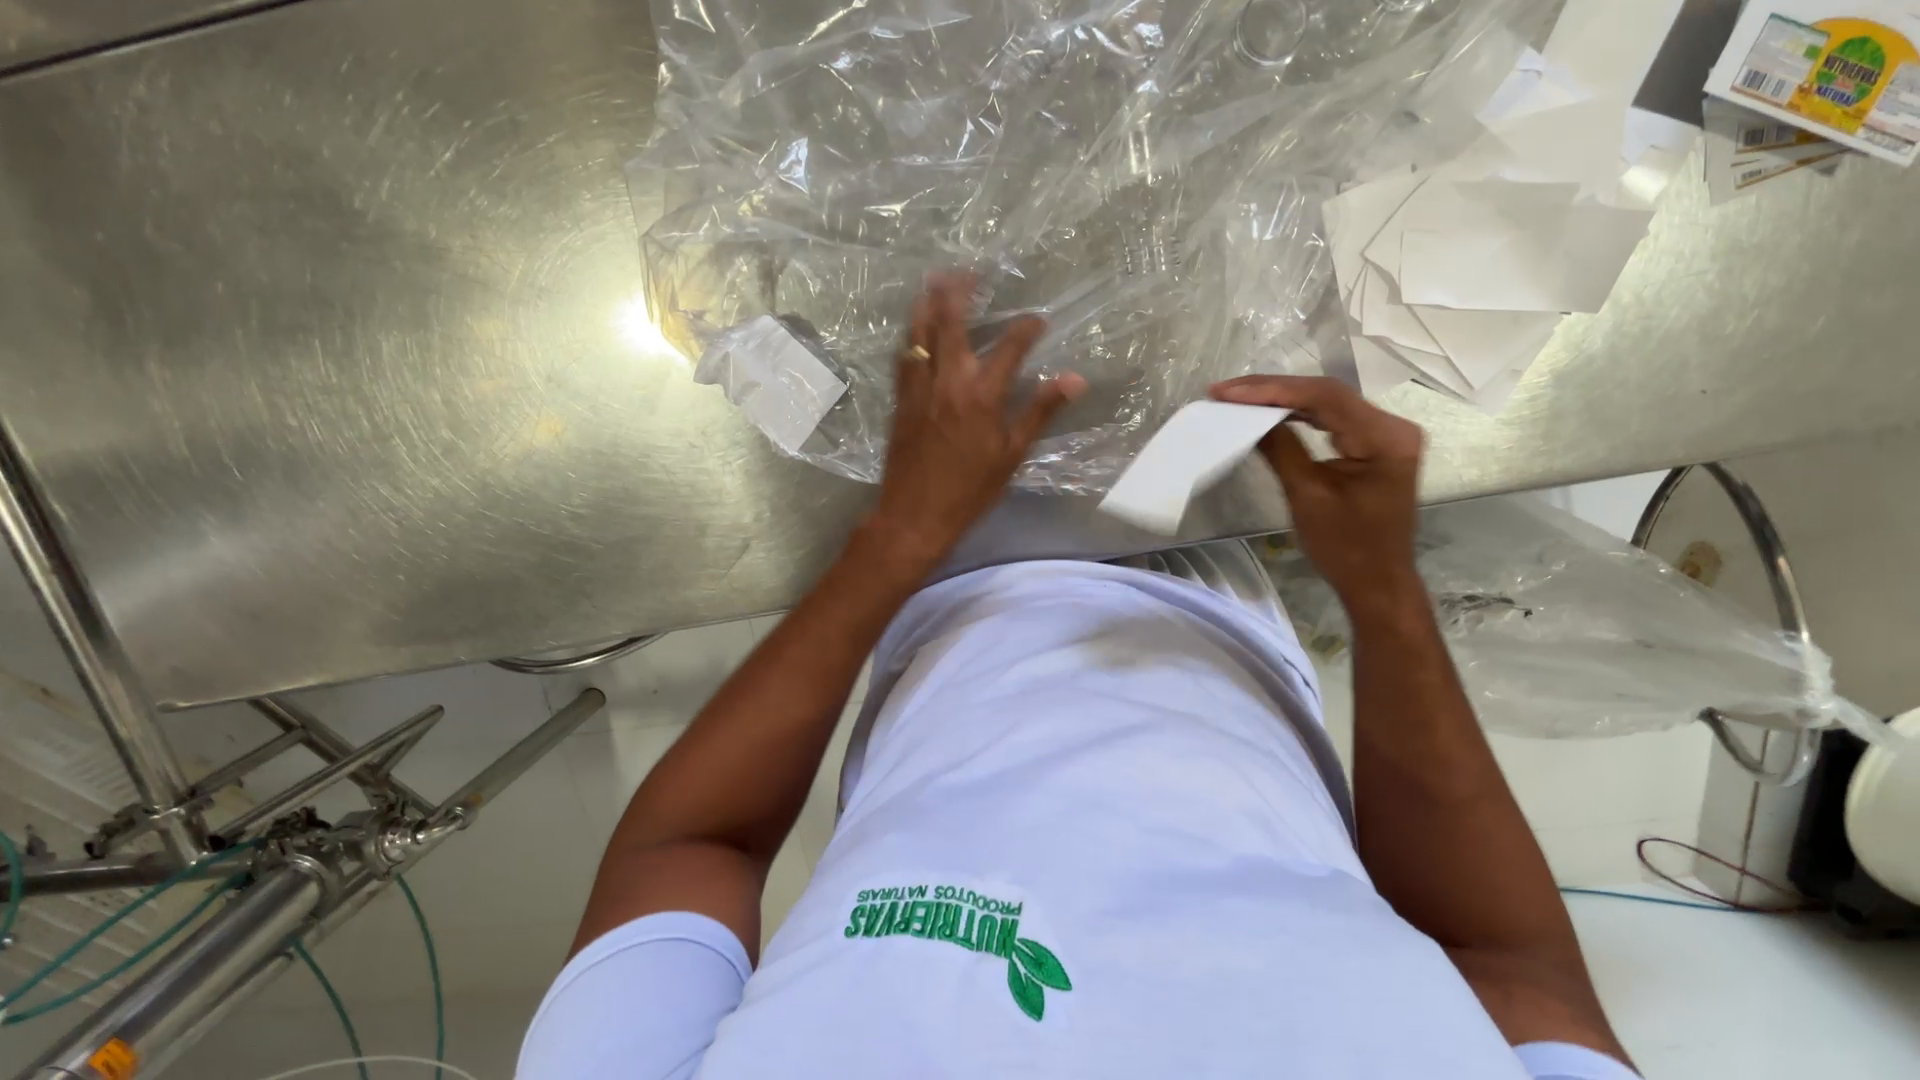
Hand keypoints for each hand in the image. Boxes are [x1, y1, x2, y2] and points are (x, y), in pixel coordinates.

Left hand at [867, 272, 1085, 563]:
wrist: (914, 515)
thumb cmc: (969, 490)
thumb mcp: (1012, 454)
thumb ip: (1040, 411)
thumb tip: (1074, 379)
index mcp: (982, 395)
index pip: (1010, 347)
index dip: (1026, 328)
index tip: (1038, 320)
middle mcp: (948, 381)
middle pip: (952, 323)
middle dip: (961, 291)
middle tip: (969, 270)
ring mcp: (918, 388)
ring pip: (920, 333)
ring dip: (928, 303)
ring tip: (934, 280)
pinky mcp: (900, 400)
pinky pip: (904, 356)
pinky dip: (911, 335)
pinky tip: (914, 328)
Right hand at [1210, 375, 1423, 617]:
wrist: (1378, 582)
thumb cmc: (1345, 547)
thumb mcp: (1307, 496)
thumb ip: (1281, 448)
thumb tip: (1248, 417)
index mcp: (1385, 437)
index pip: (1324, 397)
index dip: (1272, 390)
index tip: (1227, 393)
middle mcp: (1393, 426)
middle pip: (1327, 393)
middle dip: (1274, 390)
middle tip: (1226, 392)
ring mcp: (1386, 434)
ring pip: (1328, 402)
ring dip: (1284, 399)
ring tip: (1239, 398)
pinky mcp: (1375, 444)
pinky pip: (1334, 418)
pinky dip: (1300, 414)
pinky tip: (1270, 412)